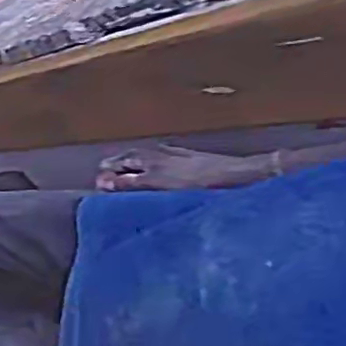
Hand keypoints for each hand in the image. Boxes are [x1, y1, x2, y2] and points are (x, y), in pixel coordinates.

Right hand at [95, 145, 266, 190]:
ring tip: (142, 191)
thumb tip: (102, 183)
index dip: (105, 180)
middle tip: (125, 195)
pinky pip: (160, 167)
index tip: (110, 195)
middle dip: (119, 177)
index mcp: (139, 155)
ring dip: (137, 176)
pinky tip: (163, 184)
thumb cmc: (197, 179)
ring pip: (141, 165)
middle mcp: (151, 151)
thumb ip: (126, 182)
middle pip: (123, 163)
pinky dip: (155, 175)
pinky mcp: (189, 160)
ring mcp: (171, 154)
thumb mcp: (156, 183)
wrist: (244, 174)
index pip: (108, 165)